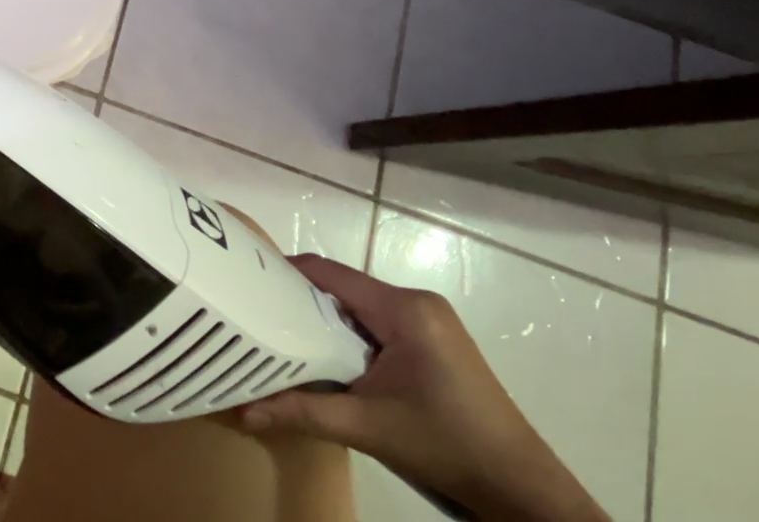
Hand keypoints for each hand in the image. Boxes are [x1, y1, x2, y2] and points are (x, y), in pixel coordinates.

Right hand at [239, 255, 607, 521]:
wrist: (520, 486)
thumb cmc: (445, 444)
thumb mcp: (365, 426)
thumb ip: (300, 411)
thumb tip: (238, 411)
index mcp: (404, 309)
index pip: (327, 272)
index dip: (282, 274)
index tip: (241, 286)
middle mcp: (416, 302)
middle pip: (339, 287)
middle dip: (295, 301)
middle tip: (251, 317)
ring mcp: (428, 319)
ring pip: (354, 305)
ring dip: (319, 321)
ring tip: (276, 337)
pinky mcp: (431, 339)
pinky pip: (373, 321)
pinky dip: (344, 334)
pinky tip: (321, 357)